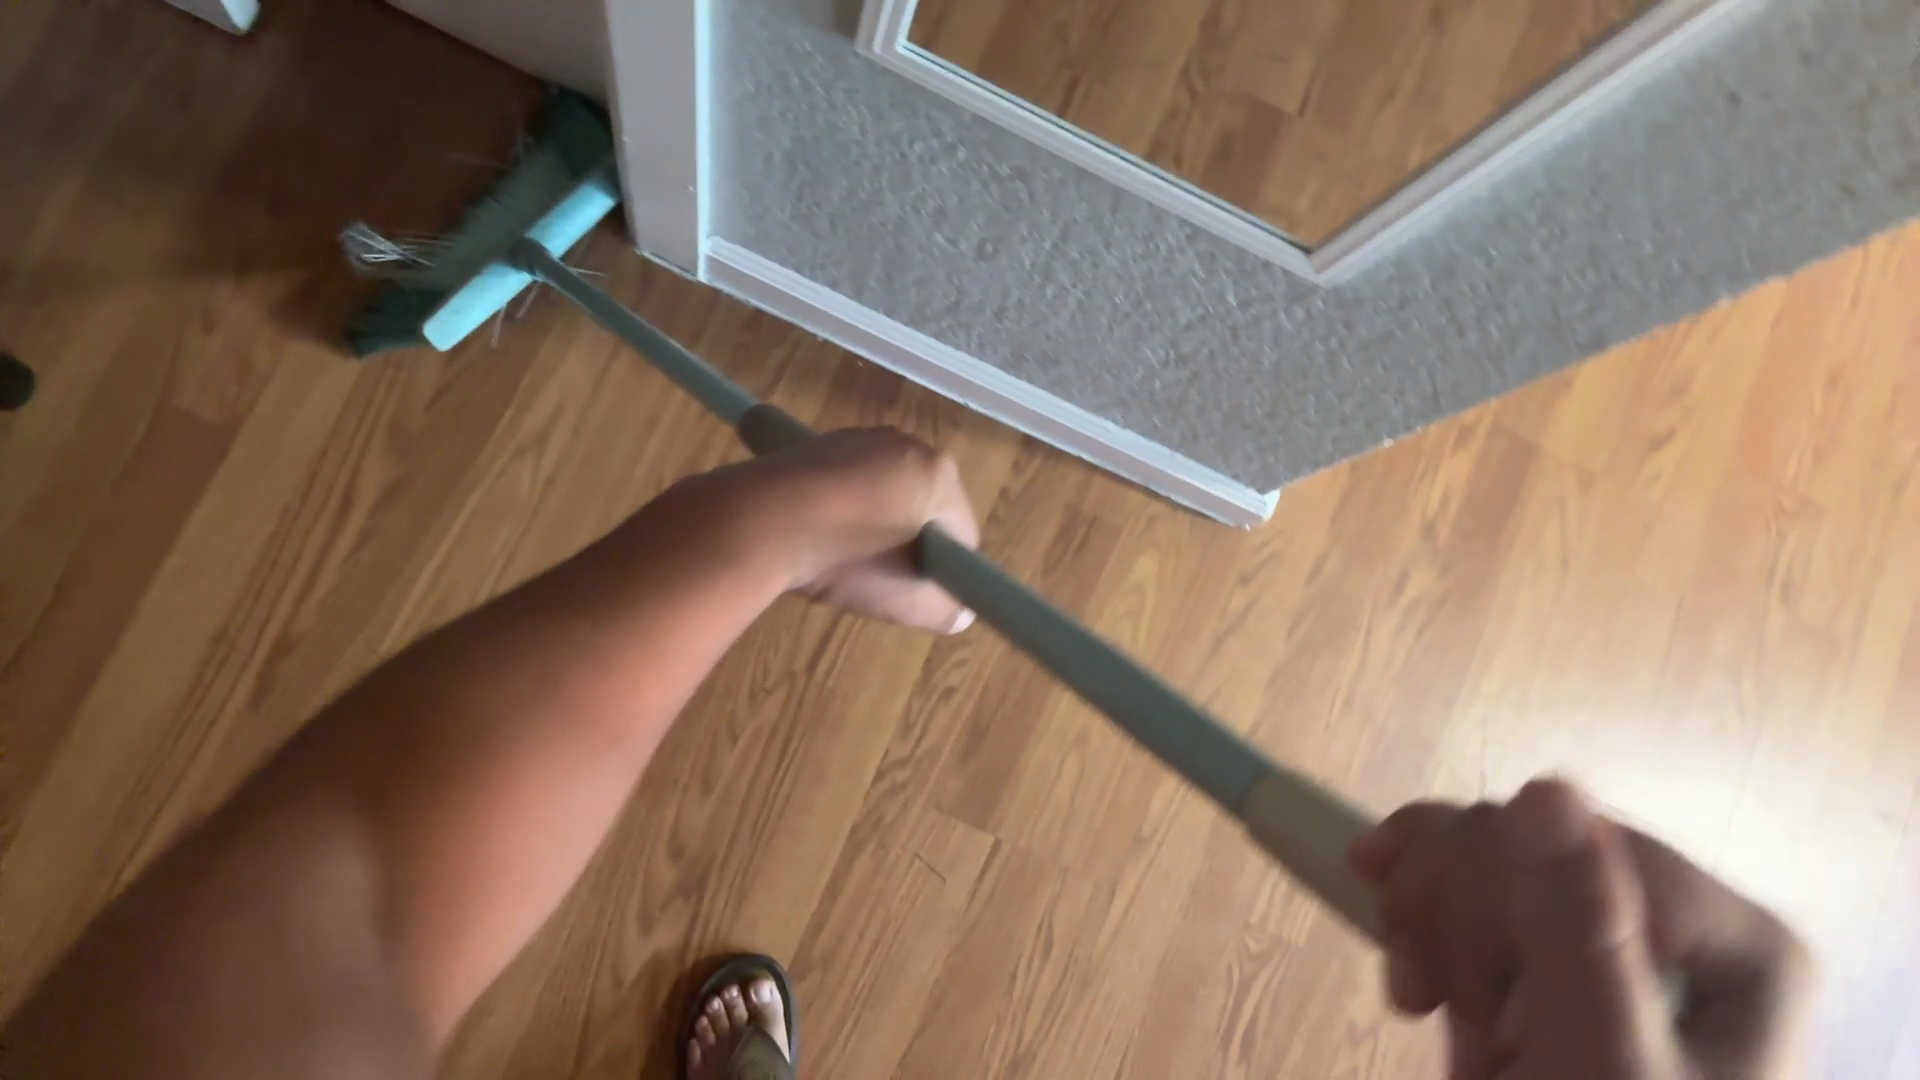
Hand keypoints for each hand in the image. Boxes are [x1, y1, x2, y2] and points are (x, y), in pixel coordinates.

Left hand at [678, 427, 979, 632]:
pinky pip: (852, 481)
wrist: (759, 523)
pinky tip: (821, 530)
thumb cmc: (846, 560)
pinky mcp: (823, 441)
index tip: (918, 591)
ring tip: (845, 554)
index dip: (947, 569)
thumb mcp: (905, 602)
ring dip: (878, 521)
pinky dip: (846, 504)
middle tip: (882, 576)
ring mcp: (863, 436)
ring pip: (888, 492)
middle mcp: (909, 443)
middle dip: (911, 540)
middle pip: (926, 507)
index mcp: (941, 475)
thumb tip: (958, 614)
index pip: (963, 533)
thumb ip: (944, 610)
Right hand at [1348, 779, 1813, 1079]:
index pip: (1589, 843)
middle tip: (1450, 1018)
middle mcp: (1663, 906)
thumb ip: (1580, 928)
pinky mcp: (1523, 915)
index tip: (1492, 1006)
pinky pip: (1438, 855)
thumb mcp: (1592, 1055)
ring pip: (1464, 839)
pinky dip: (1403, 907)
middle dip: (1462, 929)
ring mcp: (1588, 907)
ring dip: (1422, 924)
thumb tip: (1549, 788)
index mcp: (1731, 939)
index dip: (1519, 912)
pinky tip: (1406, 970)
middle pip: (1518, 836)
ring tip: (1424, 1005)